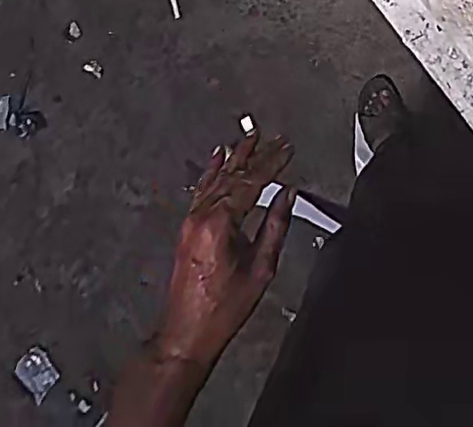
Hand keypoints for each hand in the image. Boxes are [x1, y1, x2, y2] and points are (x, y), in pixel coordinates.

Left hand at [152, 131, 294, 365]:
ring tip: (249, 137)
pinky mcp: (187, 228)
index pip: (252, 180)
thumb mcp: (260, 268)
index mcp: (221, 223)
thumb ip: (276, 225)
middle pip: (235, 174)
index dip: (273, 162)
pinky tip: (217, 158)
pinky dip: (212, 170)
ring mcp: (192, 221)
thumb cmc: (220, 309)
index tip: (286, 149)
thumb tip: (287, 196)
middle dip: (258, 154)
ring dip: (236, 156)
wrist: (185, 336)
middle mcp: (202, 217)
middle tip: (274, 139)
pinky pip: (202, 189)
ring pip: (218, 178)